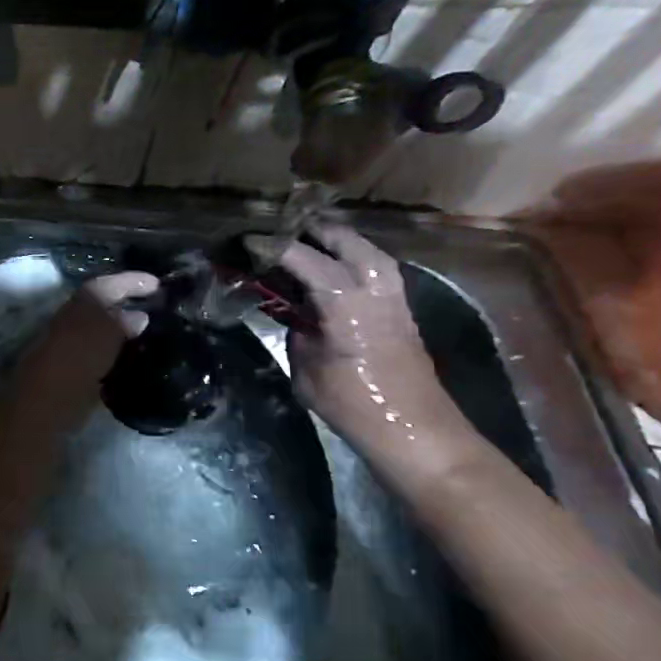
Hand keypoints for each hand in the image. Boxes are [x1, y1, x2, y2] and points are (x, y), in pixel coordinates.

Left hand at [9, 271, 157, 430]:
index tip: (157, 283)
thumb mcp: (104, 334)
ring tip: (151, 328)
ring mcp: (73, 345)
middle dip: (127, 301)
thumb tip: (139, 316)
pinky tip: (135, 354)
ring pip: (102, 327)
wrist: (47, 402)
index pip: (106, 285)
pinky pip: (102, 350)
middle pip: (102, 304)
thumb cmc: (77, 360)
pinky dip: (118, 347)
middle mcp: (74, 320)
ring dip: (123, 324)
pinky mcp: (75, 369)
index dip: (130, 281)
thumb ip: (121, 323)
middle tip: (156, 304)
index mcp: (80, 306)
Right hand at [277, 224, 465, 442]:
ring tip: (307, 241)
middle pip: (342, 239)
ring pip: (365, 248)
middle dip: (310, 230)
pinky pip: (375, 266)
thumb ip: (297, 329)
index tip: (246, 241)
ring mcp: (393, 295)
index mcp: (344, 301)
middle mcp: (373, 287)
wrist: (414, 430)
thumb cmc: (352, 403)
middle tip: (279, 232)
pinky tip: (334, 266)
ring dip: (336, 240)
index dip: (272, 246)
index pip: (302, 258)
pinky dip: (353, 257)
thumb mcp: (305, 366)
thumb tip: (295, 312)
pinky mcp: (401, 307)